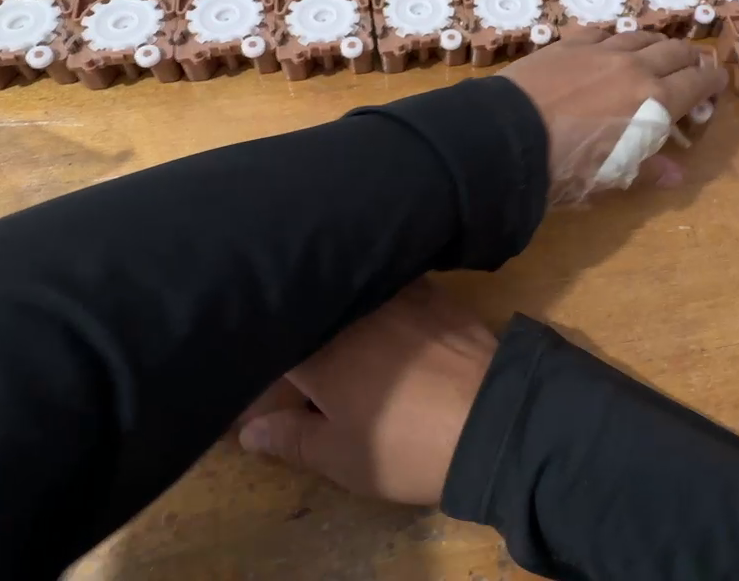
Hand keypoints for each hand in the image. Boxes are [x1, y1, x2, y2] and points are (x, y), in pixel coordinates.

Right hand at [237, 281, 495, 505]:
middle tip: (307, 371)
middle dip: (302, 335)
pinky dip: (378, 293)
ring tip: (347, 338)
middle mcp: (350, 310)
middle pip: (313, 315)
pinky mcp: (429, 288)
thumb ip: (290, 438)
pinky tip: (384, 308)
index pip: (275, 347)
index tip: (268, 390)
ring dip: (338, 308)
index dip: (266, 370)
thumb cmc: (406, 445)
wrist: (489, 416)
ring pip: (351, 293)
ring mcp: (392, 293)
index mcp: (317, 351)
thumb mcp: (342, 456)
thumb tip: (248, 429)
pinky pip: (391, 282)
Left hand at [500, 28, 725, 198]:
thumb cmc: (566, 166)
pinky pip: (603, 31)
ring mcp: (601, 50)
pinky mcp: (569, 43)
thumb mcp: (611, 176)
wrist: (509, 135)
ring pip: (642, 36)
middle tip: (693, 66)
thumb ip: (647, 170)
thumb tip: (676, 174)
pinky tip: (612, 44)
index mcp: (656, 102)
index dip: (713, 82)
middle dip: (691, 58)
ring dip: (657, 43)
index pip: (697, 83)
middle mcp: (636, 67)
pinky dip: (616, 37)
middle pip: (676, 52)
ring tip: (659, 51)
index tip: (719, 81)